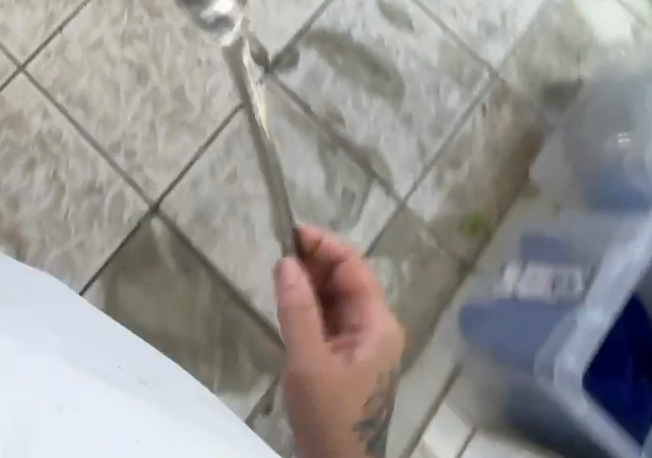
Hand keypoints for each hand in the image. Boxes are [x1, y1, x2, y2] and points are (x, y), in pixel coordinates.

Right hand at [273, 224, 405, 457]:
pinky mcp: (345, 356)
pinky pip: (327, 315)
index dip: (323, 245)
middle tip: (274, 250)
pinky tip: (285, 299)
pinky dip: (307, 301)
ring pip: (334, 295)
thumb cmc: (331, 417)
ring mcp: (361, 342)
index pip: (353, 267)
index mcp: (377, 325)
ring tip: (276, 271)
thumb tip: (286, 260)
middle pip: (345, 278)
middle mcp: (374, 327)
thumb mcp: (308, 362)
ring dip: (308, 279)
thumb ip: (297, 309)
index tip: (288, 232)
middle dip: (313, 260)